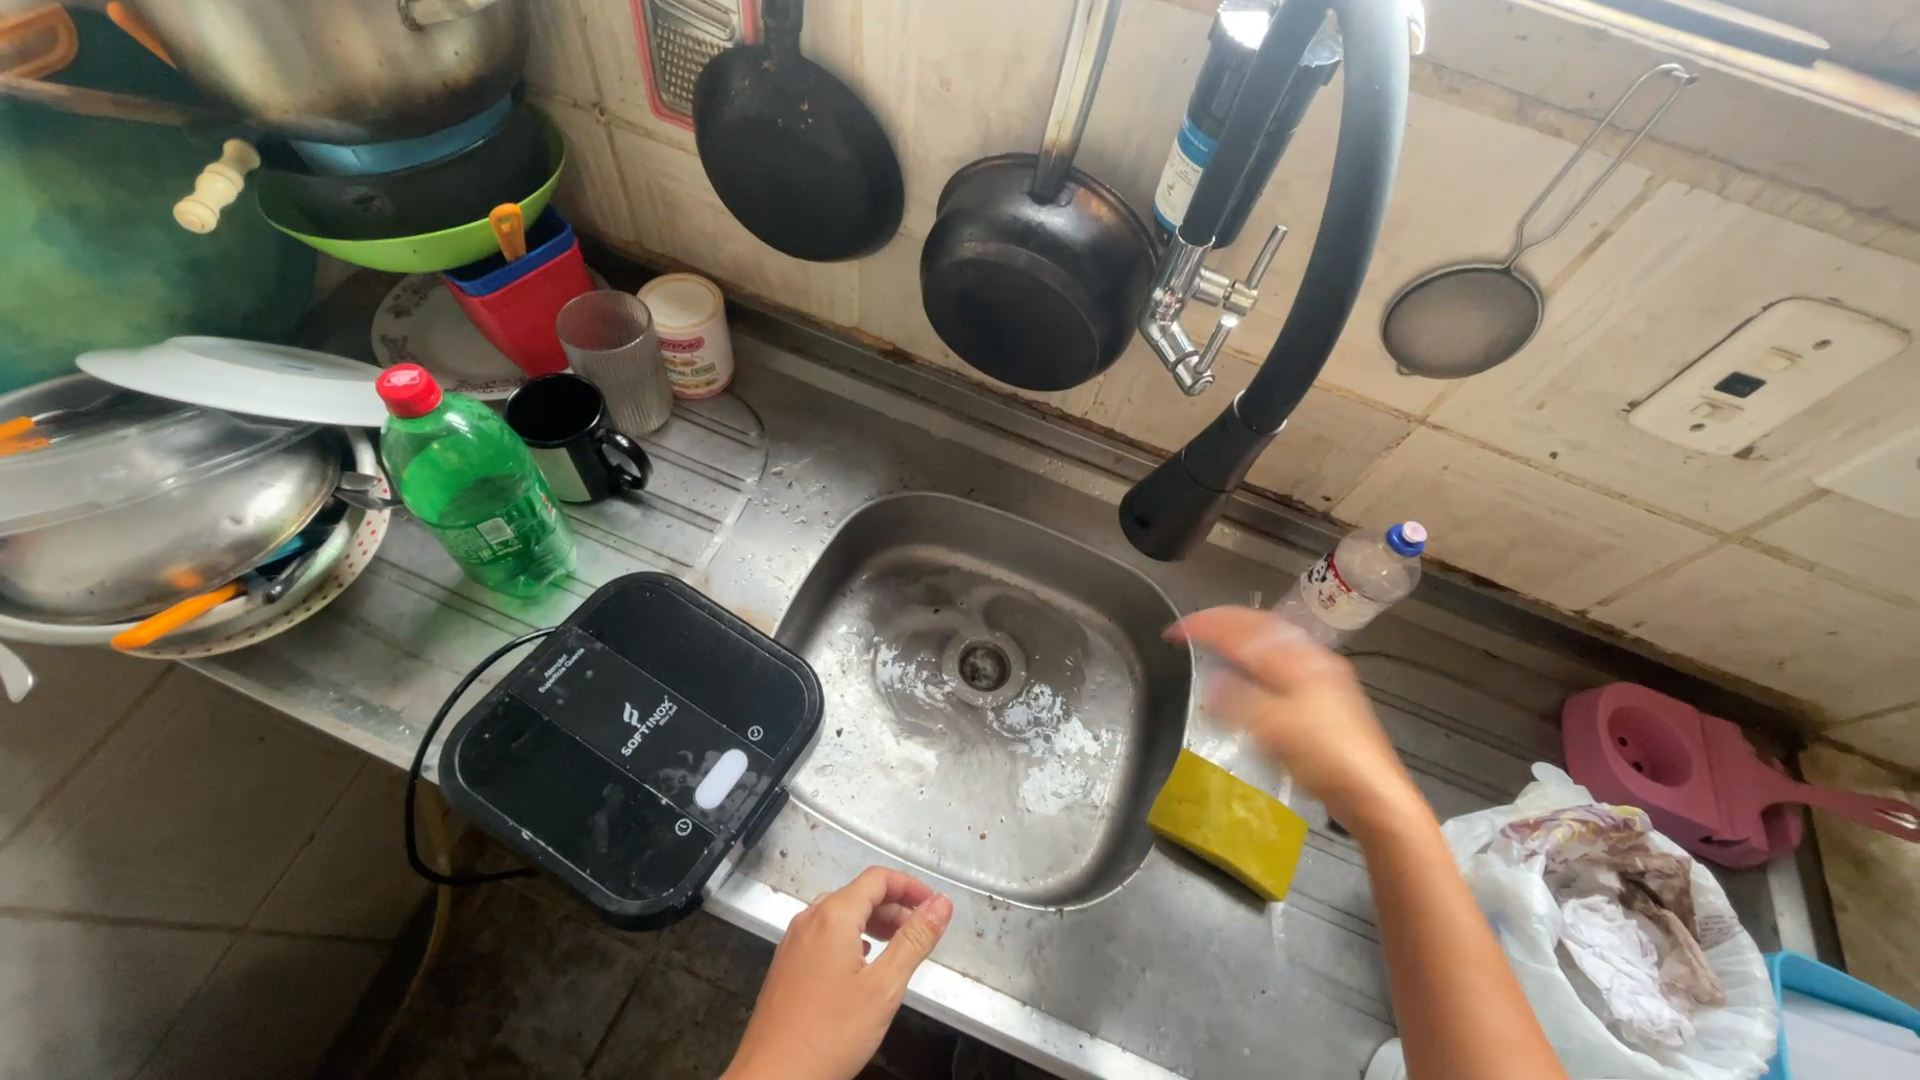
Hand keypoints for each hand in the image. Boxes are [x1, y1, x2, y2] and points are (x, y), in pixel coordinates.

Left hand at [724, 867, 953, 1079]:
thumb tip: (941, 903)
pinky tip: (862, 965)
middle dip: (894, 907)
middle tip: (920, 934)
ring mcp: (794, 941)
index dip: (909, 886)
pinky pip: (824, 934)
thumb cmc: (831, 1034)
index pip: (877, 878)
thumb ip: (914, 940)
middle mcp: (810, 919)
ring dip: (873, 923)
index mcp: (833, 915)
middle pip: (858, 894)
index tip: (934, 905)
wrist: (771, 1078)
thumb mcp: (884, 987)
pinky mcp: (786, 964)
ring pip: (840, 915)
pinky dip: (851, 937)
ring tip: (897, 949)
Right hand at [1168, 606, 1427, 834]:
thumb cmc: (1327, 757)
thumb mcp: (1274, 728)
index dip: (1207, 626)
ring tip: (1215, 643)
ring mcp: (1322, 682)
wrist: (1375, 796)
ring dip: (1242, 639)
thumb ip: (1238, 701)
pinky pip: (1281, 667)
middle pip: (1264, 628)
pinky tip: (1247, 679)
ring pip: (1274, 647)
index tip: (1175, 632)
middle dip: (1226, 623)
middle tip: (1194, 628)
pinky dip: (1255, 662)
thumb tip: (1210, 683)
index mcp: (1302, 661)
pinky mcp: (1324, 705)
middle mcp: (1314, 662)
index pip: (1246, 630)